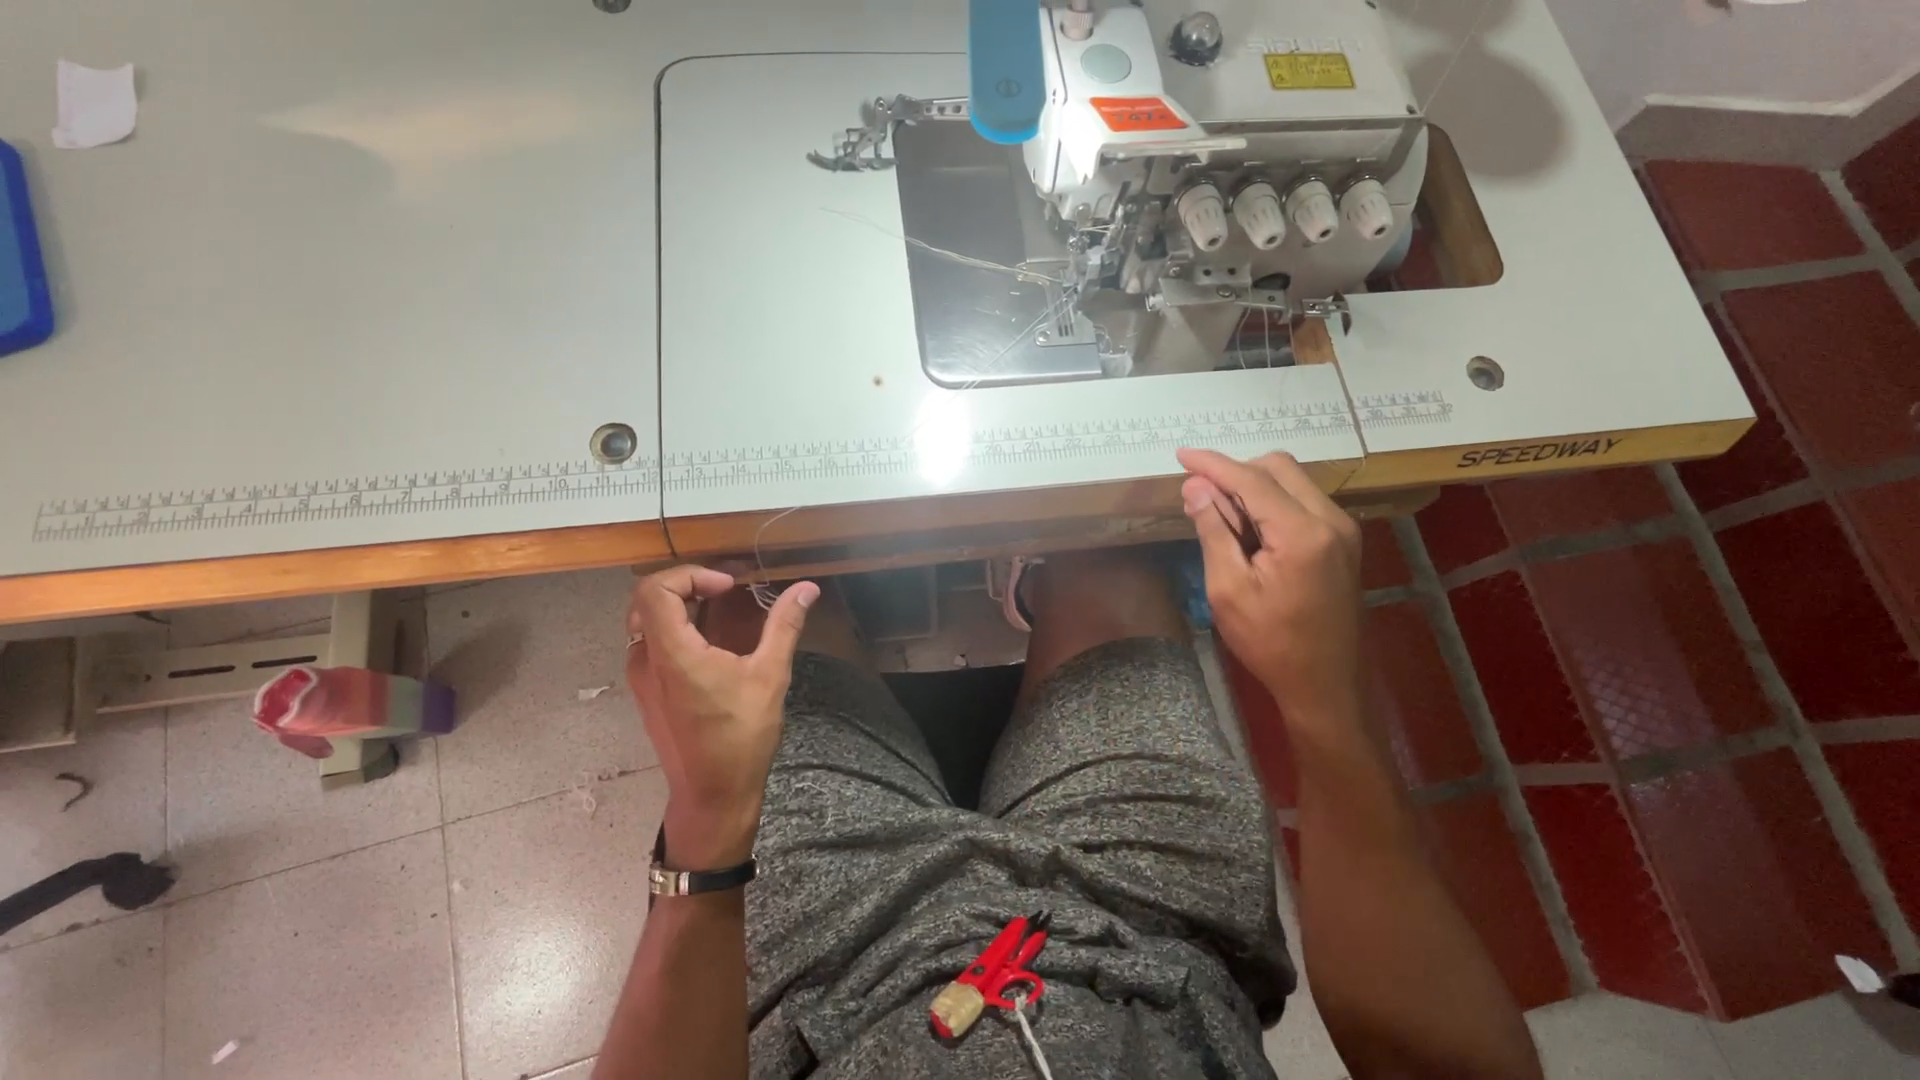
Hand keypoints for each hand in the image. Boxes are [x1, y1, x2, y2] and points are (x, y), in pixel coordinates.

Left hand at [625, 566, 818, 867]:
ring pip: (646, 621)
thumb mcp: (770, 676)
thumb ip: (784, 625)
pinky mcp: (647, 692)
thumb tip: (807, 587)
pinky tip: (711, 642)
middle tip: (725, 589)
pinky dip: (676, 628)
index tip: (728, 587)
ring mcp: (642, 678)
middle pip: (646, 599)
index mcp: (672, 654)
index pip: (656, 589)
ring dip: (680, 605)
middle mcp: (646, 661)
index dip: (691, 575)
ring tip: (720, 609)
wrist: (712, 796)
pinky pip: (651, 643)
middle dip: (686, 584)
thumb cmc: (741, 737)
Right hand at [1176, 449, 1362, 725]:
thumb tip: (1196, 487)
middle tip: (1200, 495)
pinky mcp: (1342, 541)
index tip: (1181, 455)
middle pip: (1278, 467)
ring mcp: (1342, 529)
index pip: (1252, 479)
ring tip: (1222, 516)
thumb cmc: (1270, 643)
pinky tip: (1250, 528)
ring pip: (1293, 480)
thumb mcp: (1228, 590)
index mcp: (1302, 533)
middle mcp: (1330, 520)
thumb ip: (1213, 531)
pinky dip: (1273, 501)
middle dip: (1236, 471)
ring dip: (1254, 485)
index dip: (1213, 464)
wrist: (1325, 683)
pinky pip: (1303, 501)